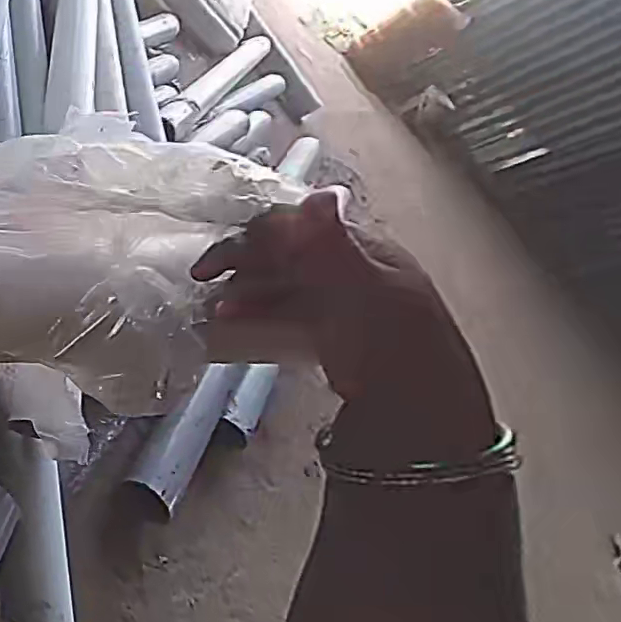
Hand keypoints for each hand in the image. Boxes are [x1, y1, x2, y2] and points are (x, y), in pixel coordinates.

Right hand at [191, 190, 496, 464]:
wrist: (418, 428)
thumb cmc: (392, 354)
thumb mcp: (366, 295)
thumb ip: (337, 247)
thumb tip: (321, 193)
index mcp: (364, 251)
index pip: (298, 226)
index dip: (252, 235)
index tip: (215, 259)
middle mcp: (349, 270)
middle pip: (283, 252)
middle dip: (240, 263)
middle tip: (201, 278)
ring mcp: (338, 303)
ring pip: (278, 283)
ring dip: (242, 290)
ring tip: (214, 310)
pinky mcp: (329, 334)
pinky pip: (282, 314)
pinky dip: (254, 315)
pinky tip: (230, 326)